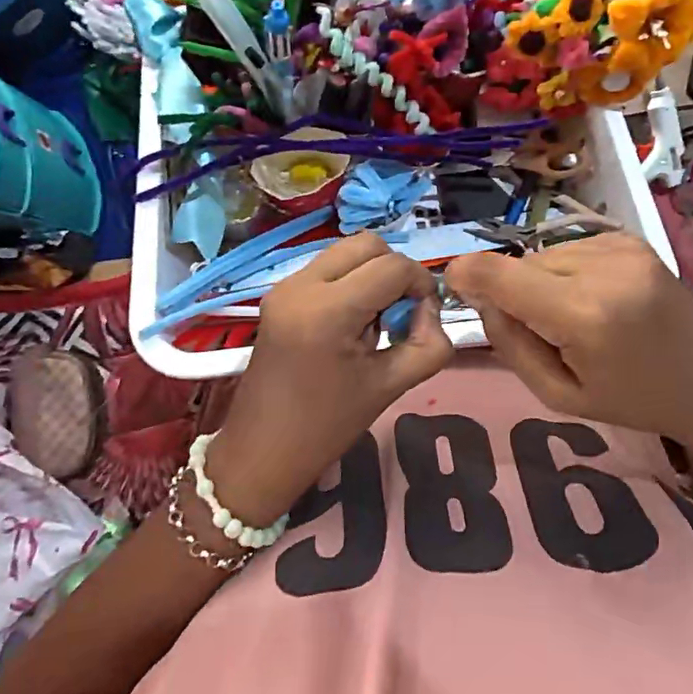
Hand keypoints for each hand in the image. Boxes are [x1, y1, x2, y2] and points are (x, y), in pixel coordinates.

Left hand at [210, 233, 453, 522]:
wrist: (263, 449)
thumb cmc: (328, 425)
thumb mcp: (392, 386)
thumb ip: (429, 344)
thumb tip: (429, 310)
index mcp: (328, 311)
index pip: (393, 266)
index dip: (420, 284)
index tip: (424, 317)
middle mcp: (302, 285)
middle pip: (368, 244)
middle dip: (395, 271)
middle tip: (400, 313)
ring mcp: (285, 286)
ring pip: (347, 251)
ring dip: (372, 274)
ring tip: (374, 320)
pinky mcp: (278, 293)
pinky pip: (328, 266)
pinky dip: (351, 281)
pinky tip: (351, 322)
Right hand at [446, 232, 692, 439]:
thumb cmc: (634, 401)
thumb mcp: (559, 396)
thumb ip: (510, 345)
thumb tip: (481, 298)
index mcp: (584, 314)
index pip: (501, 274)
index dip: (467, 275)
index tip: (455, 285)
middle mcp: (603, 267)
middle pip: (522, 265)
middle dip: (517, 294)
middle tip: (547, 333)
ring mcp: (622, 247)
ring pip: (545, 255)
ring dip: (543, 282)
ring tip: (577, 318)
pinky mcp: (633, 239)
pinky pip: (572, 248)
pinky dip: (569, 272)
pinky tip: (596, 299)